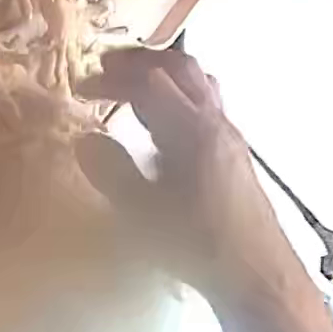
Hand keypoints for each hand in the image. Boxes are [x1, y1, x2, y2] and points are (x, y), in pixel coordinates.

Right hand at [76, 49, 318, 326]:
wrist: (253, 271)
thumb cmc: (194, 242)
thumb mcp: (139, 212)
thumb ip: (111, 171)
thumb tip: (84, 139)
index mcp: (191, 133)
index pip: (149, 85)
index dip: (112, 79)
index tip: (79, 85)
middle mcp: (215, 124)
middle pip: (181, 70)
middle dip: (140, 61)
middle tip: (104, 65)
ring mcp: (227, 136)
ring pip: (198, 82)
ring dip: (162, 73)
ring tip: (130, 82)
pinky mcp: (231, 152)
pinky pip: (204, 103)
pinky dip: (176, 94)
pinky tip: (159, 119)